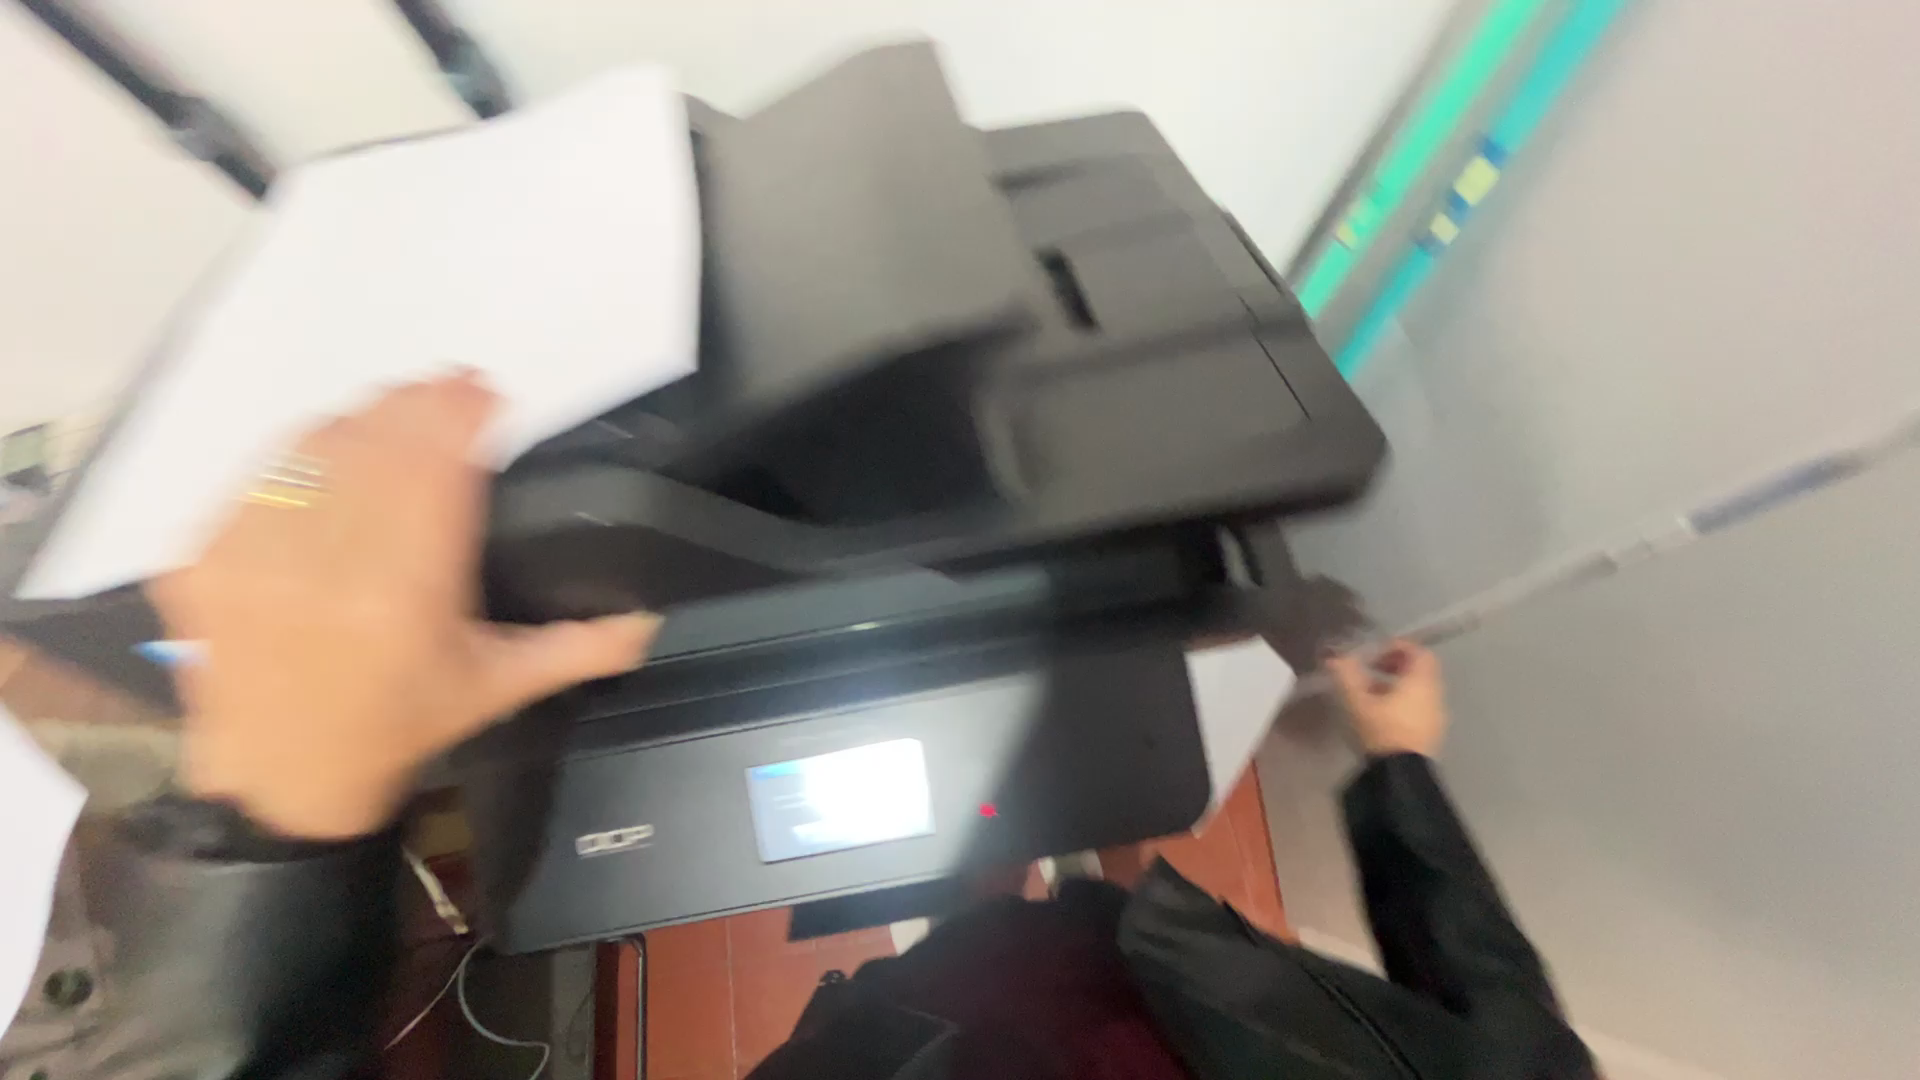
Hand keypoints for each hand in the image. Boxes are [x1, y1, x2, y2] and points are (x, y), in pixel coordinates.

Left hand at [149, 373, 660, 838]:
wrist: (279, 781)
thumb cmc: (405, 726)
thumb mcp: (504, 687)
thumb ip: (585, 647)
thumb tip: (654, 616)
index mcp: (404, 597)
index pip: (434, 473)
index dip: (461, 420)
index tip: (490, 393)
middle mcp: (322, 568)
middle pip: (375, 446)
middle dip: (422, 402)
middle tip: (461, 382)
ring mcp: (251, 559)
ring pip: (314, 448)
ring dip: (369, 413)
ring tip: (410, 402)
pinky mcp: (203, 560)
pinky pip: (262, 473)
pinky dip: (308, 445)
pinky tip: (343, 441)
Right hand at [1325, 640, 1448, 757]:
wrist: (1400, 774)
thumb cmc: (1380, 729)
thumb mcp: (1355, 700)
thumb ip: (1345, 675)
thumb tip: (1334, 656)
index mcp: (1420, 682)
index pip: (1419, 652)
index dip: (1398, 646)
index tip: (1375, 652)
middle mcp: (1433, 695)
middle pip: (1421, 670)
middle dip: (1396, 664)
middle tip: (1371, 668)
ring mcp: (1435, 715)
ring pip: (1420, 689)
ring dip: (1398, 684)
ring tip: (1370, 692)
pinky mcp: (1431, 732)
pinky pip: (1419, 706)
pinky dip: (1403, 700)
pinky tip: (1380, 712)